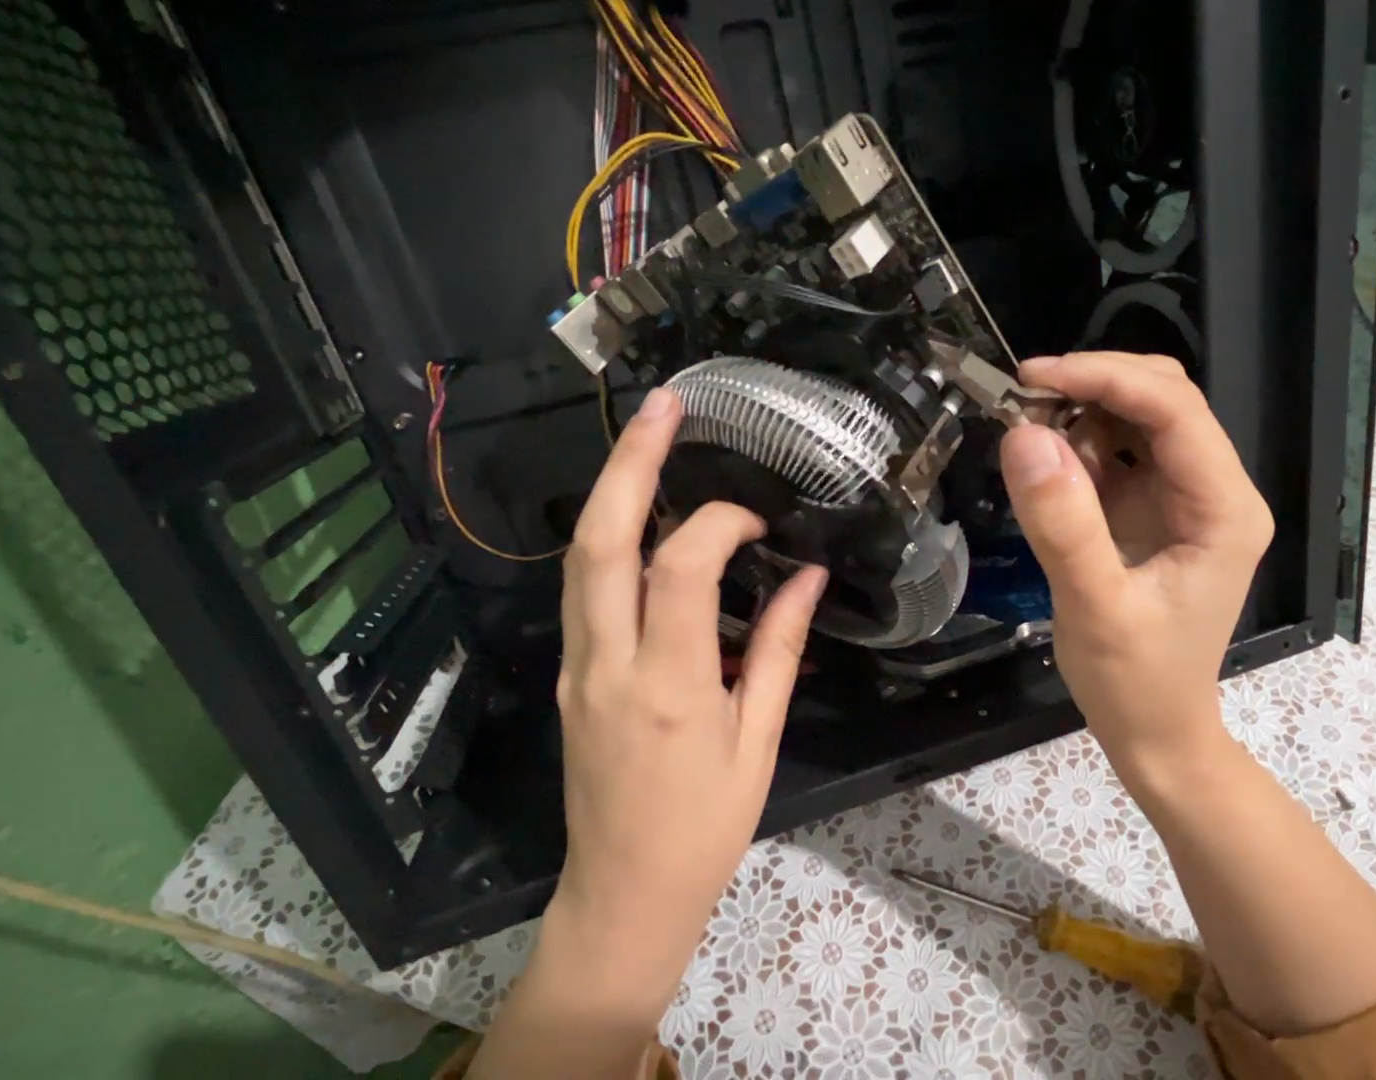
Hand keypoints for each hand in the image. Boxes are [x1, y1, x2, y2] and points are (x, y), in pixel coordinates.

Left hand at [553, 385, 826, 1008]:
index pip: (681, 568)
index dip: (720, 522)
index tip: (761, 520)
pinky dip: (609, 540)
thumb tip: (805, 575)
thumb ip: (780, 650)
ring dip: (611, 491)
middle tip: (663, 405)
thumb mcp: (758, 742)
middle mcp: (608, 665)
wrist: (624, 893)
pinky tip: (640, 517)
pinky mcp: (569, 677)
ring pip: (579, 559)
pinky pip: (583, 591)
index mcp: (669, 686)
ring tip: (649, 440)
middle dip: (630, 463)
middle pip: (600, 541)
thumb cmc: (706, 827)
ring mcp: (577, 669)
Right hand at [999, 352, 1271, 785]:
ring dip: (1080, 410)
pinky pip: (1117, 453)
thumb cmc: (1136, 682)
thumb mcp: (1095, 608)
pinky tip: (1044, 459)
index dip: (1105, 378)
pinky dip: (1076, 443)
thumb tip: (1023, 435)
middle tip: (1019, 400)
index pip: (1175, 410)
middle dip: (1092, 386)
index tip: (1032, 377)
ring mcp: (1183, 499)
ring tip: (1022, 426)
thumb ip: (1063, 524)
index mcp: (1224, 509)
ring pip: (1138, 418)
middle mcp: (1214, 491)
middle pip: (1163, 400)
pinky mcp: (1152, 511)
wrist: (1155, 731)